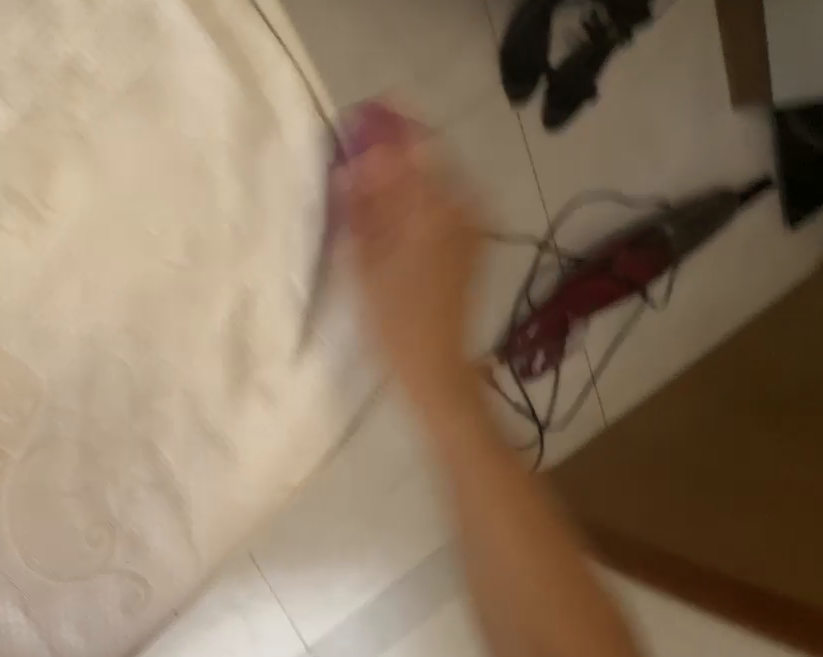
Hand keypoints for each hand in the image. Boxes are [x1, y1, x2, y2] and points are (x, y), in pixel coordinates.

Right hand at [335, 104, 487, 410]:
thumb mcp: (366, 267)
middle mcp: (463, 207)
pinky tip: (389, 218)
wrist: (436, 369)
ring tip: (365, 190)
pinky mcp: (470, 245)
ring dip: (402, 179)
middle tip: (355, 159)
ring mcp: (472, 226)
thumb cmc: (395, 324)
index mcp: (436, 208)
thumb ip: (361, 210)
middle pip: (426, 161)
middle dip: (392, 154)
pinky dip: (415, 203)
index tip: (356, 123)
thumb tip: (351, 166)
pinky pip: (442, 207)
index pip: (412, 146)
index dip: (384, 129)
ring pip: (434, 183)